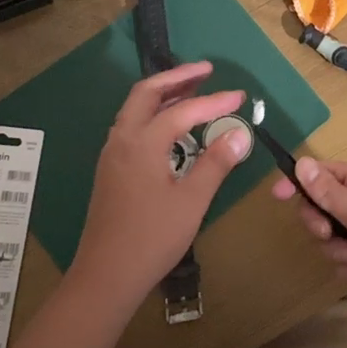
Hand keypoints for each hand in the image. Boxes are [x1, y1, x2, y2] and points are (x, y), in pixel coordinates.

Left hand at [72, 62, 251, 299]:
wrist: (106, 276)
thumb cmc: (152, 238)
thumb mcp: (192, 201)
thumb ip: (216, 162)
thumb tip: (240, 132)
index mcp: (142, 143)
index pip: (182, 110)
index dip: (213, 101)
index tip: (240, 96)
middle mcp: (122, 140)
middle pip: (146, 93)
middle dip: (177, 78)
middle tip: (206, 71)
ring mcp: (112, 155)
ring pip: (135, 109)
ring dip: (163, 94)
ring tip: (192, 90)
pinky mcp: (111, 170)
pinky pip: (132, 126)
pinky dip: (153, 114)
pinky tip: (171, 128)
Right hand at [273, 157, 346, 329]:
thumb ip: (330, 192)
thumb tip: (302, 162)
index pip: (324, 172)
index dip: (300, 182)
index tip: (277, 196)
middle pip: (322, 204)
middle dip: (320, 223)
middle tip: (330, 236)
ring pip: (330, 234)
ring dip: (337, 249)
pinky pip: (344, 255)